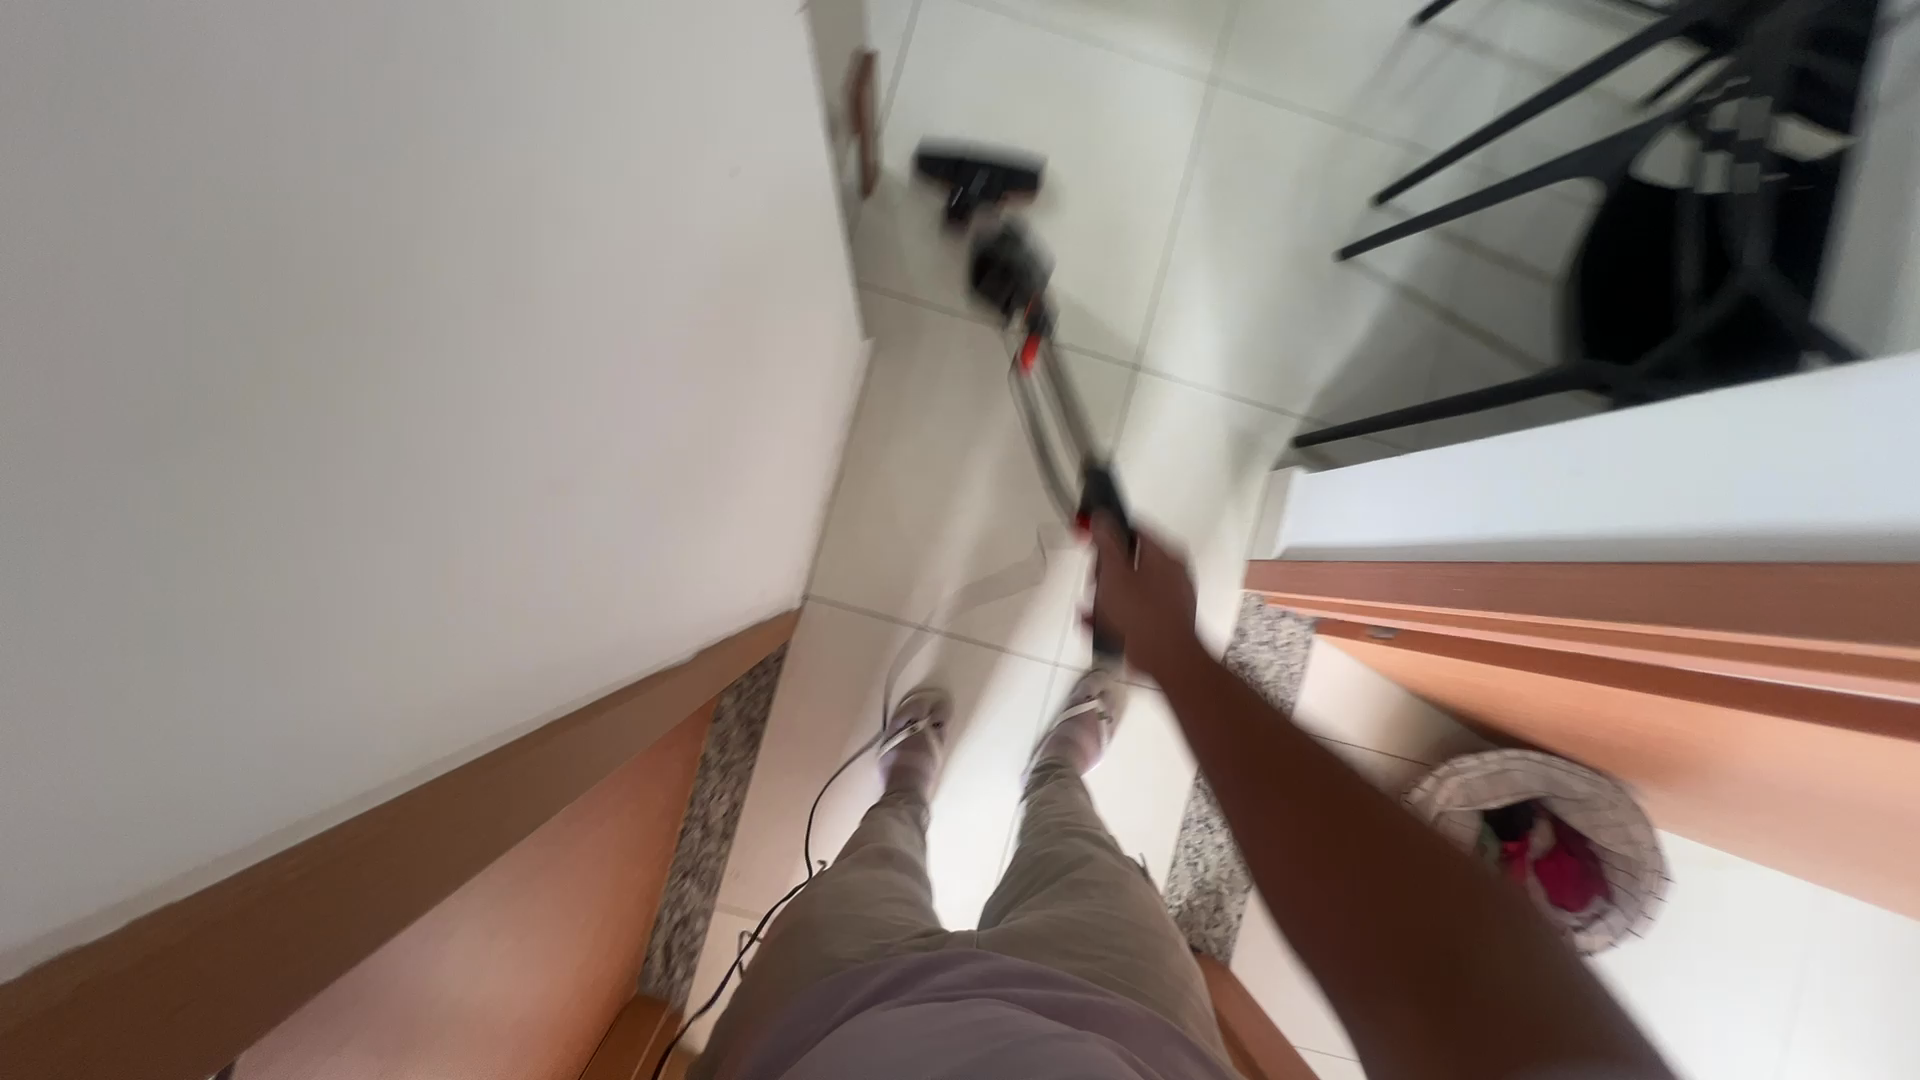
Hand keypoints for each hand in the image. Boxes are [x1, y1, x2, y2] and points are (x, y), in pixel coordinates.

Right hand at [1089, 515, 1203, 679]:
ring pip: (1131, 588)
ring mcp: (1171, 598)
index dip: (1107, 533)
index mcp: (1164, 554)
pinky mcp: (1165, 620)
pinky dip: (1117, 615)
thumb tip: (1101, 518)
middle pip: (1130, 560)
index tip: (1090, 541)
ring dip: (1106, 597)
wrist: (1166, 660)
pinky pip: (1135, 610)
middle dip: (1104, 572)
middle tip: (1093, 583)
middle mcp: (1172, 572)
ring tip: (1091, 610)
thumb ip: (1106, 543)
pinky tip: (1098, 625)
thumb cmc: (1142, 615)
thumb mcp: (1114, 573)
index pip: (1133, 529)